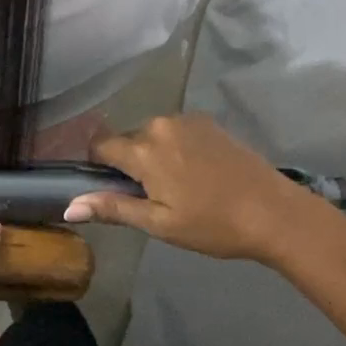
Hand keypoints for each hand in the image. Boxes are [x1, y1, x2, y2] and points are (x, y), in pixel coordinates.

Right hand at [64, 114, 320, 262]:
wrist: (276, 213)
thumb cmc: (213, 225)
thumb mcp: (160, 224)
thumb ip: (113, 208)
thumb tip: (69, 206)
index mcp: (143, 151)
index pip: (100, 145)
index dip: (100, 166)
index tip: (115, 188)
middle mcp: (158, 125)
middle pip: (127, 140)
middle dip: (132, 163)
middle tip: (156, 196)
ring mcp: (185, 120)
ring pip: (152, 135)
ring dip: (155, 154)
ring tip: (182, 186)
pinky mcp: (207, 122)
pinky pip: (176, 131)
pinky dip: (178, 148)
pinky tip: (200, 173)